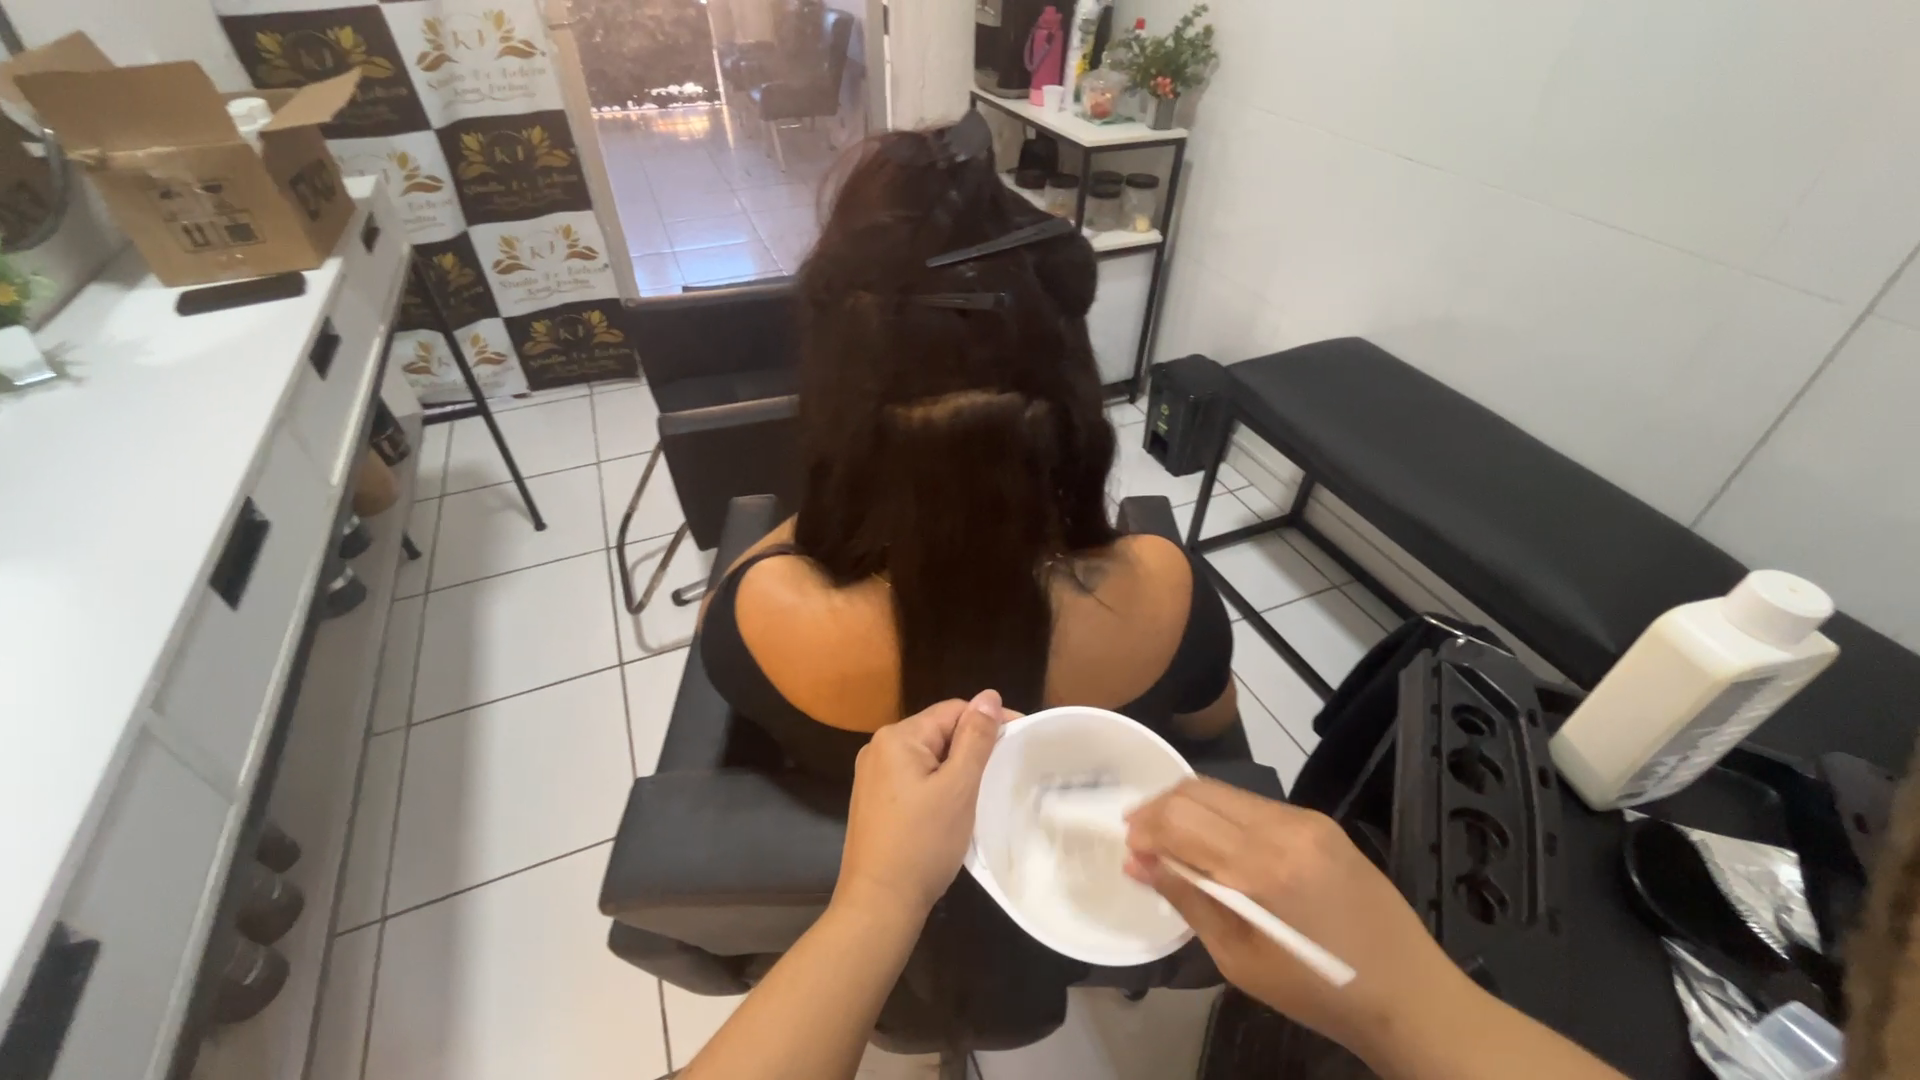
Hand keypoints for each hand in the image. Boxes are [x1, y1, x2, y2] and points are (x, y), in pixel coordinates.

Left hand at [836, 690, 1008, 916]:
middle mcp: (879, 748)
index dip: (989, 721)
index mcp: (897, 737)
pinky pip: (914, 778)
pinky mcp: (874, 800)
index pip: (953, 711)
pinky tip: (952, 808)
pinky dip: (937, 785)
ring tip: (982, 790)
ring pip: (928, 757)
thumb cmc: (922, 843)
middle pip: (938, 732)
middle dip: (972, 747)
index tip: (1020, 741)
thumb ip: (975, 739)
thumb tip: (989, 695)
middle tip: (1003, 772)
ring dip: (956, 768)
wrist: (879, 903)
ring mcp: (872, 775)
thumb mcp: (958, 788)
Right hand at [1124, 779, 1470, 1060]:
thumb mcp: (1239, 960)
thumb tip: (1138, 862)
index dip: (1146, 828)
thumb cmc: (1318, 992)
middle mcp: (1284, 828)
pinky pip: (1253, 805)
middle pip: (1198, 792)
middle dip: (1159, 809)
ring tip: (1170, 837)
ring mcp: (1306, 819)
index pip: (1181, 819)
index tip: (1129, 849)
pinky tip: (1214, 843)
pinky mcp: (1320, 822)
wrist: (1411, 995)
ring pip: (1224, 792)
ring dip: (1188, 808)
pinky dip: (1221, 815)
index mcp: (1263, 867)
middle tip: (1138, 836)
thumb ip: (1187, 899)